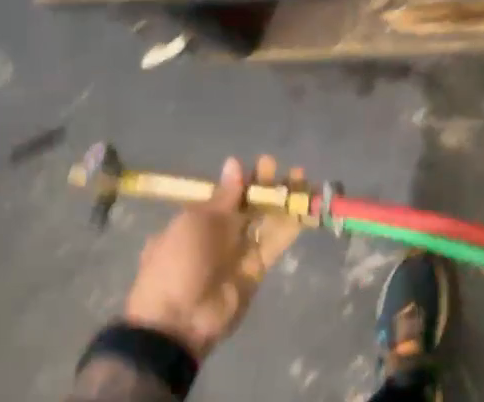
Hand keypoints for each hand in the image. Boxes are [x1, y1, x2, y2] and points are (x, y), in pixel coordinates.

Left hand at [122, 156, 304, 358]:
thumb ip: (223, 196)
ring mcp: (239, 252)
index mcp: (196, 221)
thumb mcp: (194, 222)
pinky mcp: (257, 269)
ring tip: (300, 176)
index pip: (225, 195)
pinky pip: (276, 242)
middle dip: (263, 184)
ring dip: (282, 198)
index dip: (242, 180)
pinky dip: (291, 223)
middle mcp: (219, 235)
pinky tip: (305, 203)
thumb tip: (234, 163)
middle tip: (276, 167)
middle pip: (248, 204)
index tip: (258, 164)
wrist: (179, 320)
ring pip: (266, 219)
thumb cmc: (178, 263)